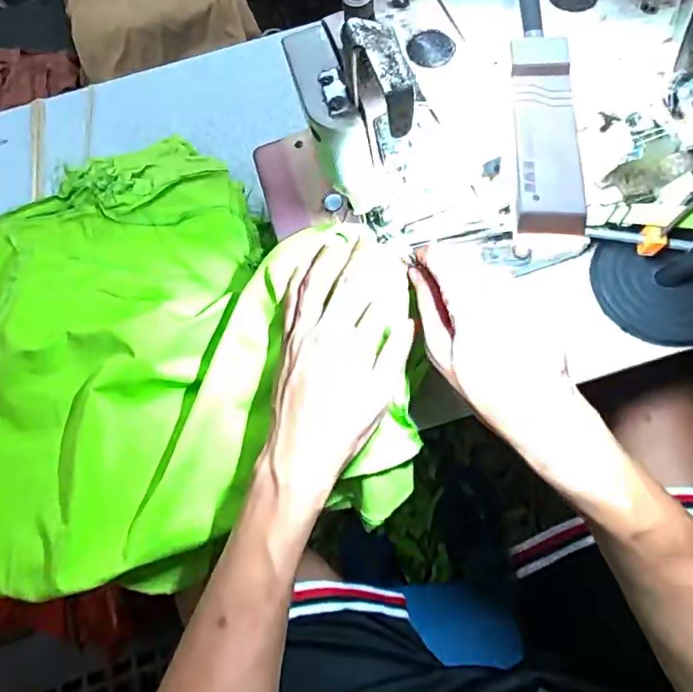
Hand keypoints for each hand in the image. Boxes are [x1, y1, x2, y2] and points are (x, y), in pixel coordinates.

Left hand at [264, 236, 415, 512]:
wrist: (297, 452)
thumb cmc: (344, 427)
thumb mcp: (380, 395)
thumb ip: (393, 353)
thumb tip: (407, 321)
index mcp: (348, 341)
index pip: (367, 294)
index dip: (378, 271)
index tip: (388, 253)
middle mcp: (321, 329)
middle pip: (340, 282)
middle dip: (354, 257)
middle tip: (365, 239)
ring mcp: (299, 333)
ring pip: (310, 285)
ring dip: (323, 259)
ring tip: (334, 241)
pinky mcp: (285, 341)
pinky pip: (291, 302)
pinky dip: (298, 281)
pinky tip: (304, 269)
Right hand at [410, 244, 579, 442]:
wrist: (539, 406)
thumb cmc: (490, 390)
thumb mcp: (443, 352)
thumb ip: (427, 306)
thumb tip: (416, 277)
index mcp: (469, 299)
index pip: (441, 255)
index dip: (425, 256)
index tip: (417, 263)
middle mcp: (497, 287)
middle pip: (462, 257)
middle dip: (446, 269)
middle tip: (437, 293)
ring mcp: (519, 290)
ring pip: (482, 268)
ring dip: (469, 280)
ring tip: (467, 316)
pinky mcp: (533, 297)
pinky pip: (504, 282)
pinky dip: (491, 293)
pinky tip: (491, 322)